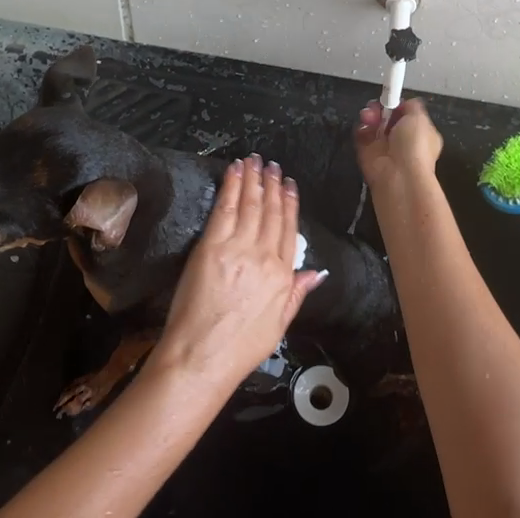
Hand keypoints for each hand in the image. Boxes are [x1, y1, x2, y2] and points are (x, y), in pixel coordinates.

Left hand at [150, 155, 326, 391]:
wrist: (202, 358)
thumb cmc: (239, 349)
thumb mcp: (279, 325)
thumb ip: (297, 294)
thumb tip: (317, 272)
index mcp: (283, 276)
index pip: (289, 230)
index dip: (290, 204)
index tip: (290, 185)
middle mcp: (265, 257)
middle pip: (271, 212)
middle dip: (273, 185)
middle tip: (273, 165)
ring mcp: (238, 248)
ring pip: (251, 205)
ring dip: (254, 179)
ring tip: (255, 160)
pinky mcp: (212, 246)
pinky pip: (225, 208)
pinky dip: (231, 186)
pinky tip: (234, 170)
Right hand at [354, 98, 443, 191]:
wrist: (398, 176)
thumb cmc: (414, 146)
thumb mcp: (420, 118)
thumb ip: (413, 106)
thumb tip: (407, 102)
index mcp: (421, 133)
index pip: (407, 114)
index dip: (399, 104)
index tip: (392, 97)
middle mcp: (403, 140)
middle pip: (388, 117)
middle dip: (382, 108)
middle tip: (378, 106)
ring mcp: (385, 147)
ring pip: (374, 124)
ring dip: (370, 116)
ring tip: (369, 115)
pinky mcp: (368, 153)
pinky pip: (362, 135)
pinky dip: (361, 128)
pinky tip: (364, 125)